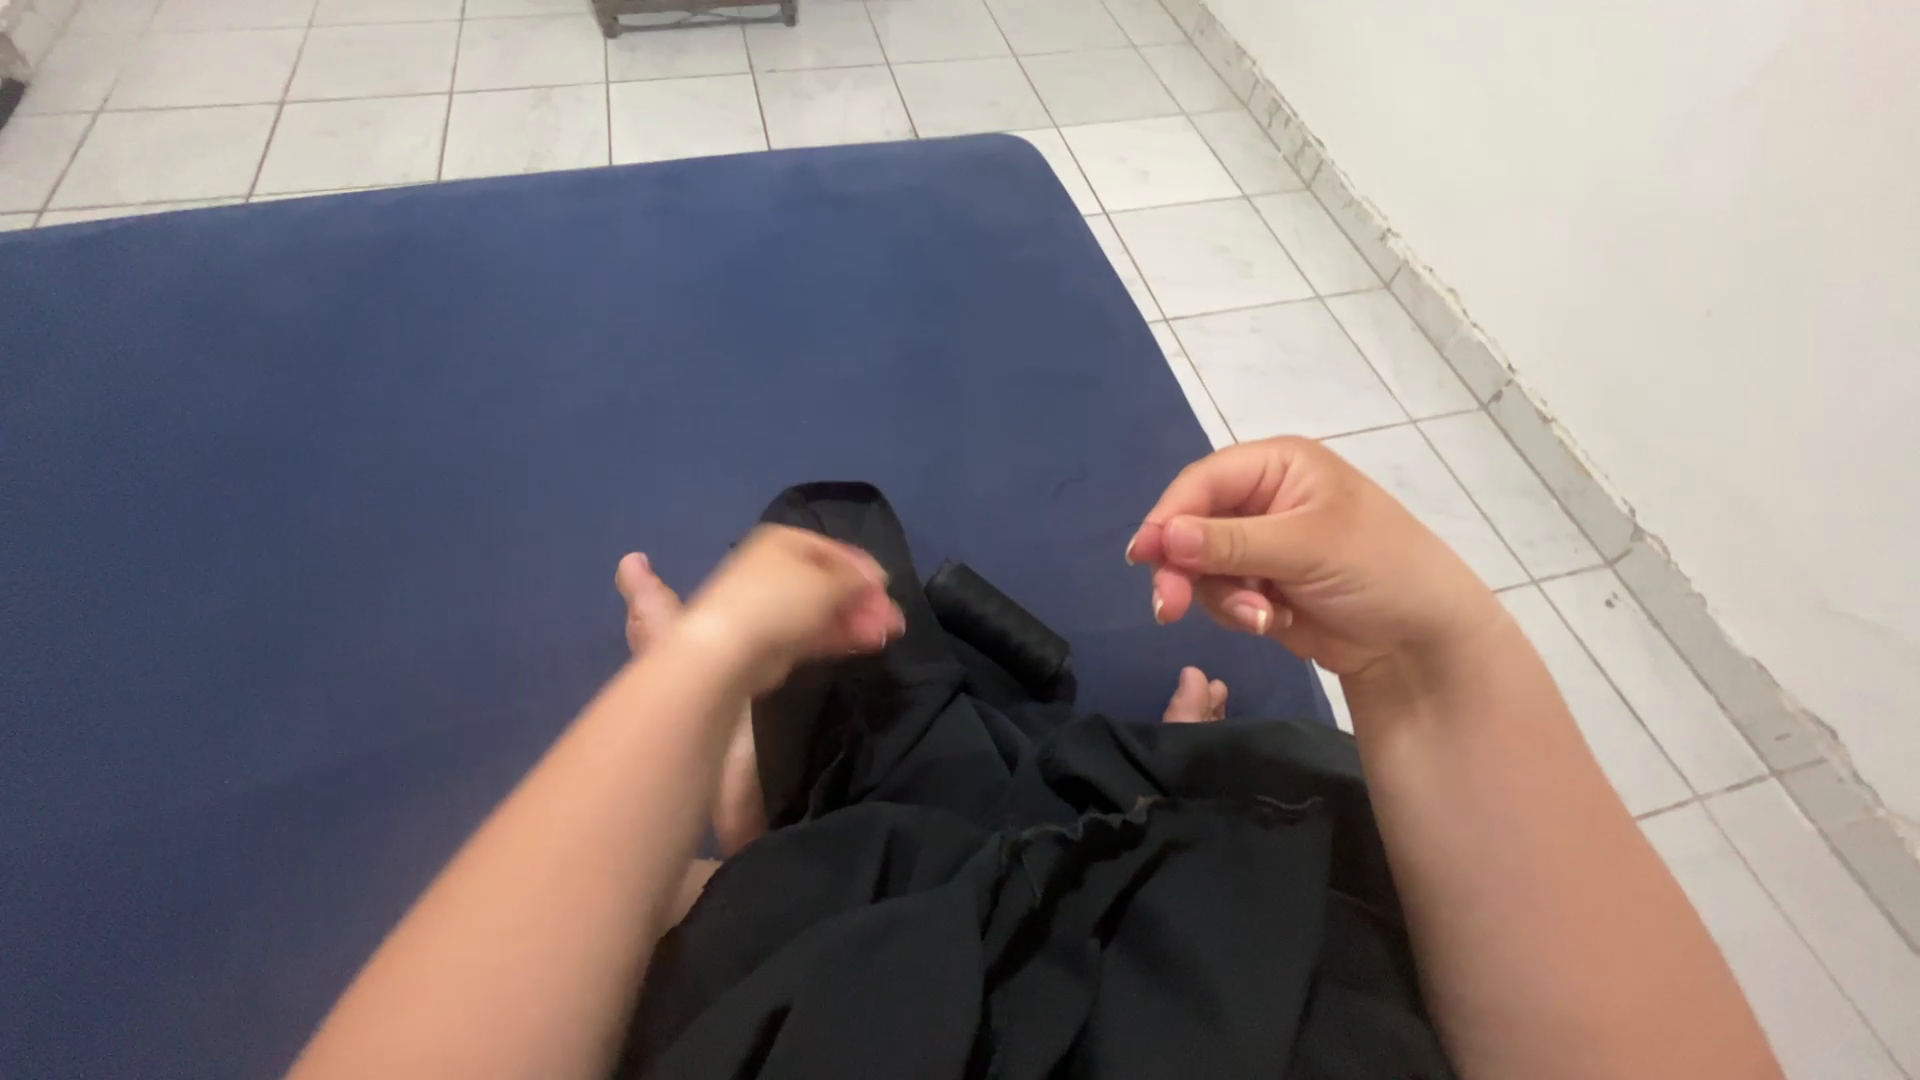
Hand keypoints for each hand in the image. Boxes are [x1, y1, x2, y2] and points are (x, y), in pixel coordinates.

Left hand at [677, 526, 904, 689]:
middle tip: (893, 620)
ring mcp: (774, 606)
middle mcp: (778, 569)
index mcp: (785, 542)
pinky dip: (840, 635)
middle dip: (865, 600)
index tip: (888, 588)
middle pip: (831, 582)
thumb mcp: (827, 583)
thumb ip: (856, 579)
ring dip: (857, 620)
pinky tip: (867, 642)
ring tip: (888, 634)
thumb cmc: (779, 601)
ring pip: (824, 610)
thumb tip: (876, 576)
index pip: (834, 550)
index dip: (864, 569)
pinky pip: (814, 632)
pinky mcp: (774, 639)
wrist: (726, 650)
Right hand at [1127, 436, 1502, 674]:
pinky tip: (1270, 621)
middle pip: (1191, 525)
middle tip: (1170, 606)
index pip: (1203, 482)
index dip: (1169, 516)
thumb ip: (1231, 542)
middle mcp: (1261, 498)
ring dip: (1219, 595)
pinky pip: (1217, 593)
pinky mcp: (1256, 583)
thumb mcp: (1307, 547)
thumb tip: (1163, 537)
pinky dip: (1235, 610)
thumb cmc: (1380, 569)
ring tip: (1259, 617)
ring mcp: (1256, 543)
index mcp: (1277, 466)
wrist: (1420, 641)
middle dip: (1184, 567)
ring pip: (1198, 565)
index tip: (1143, 556)